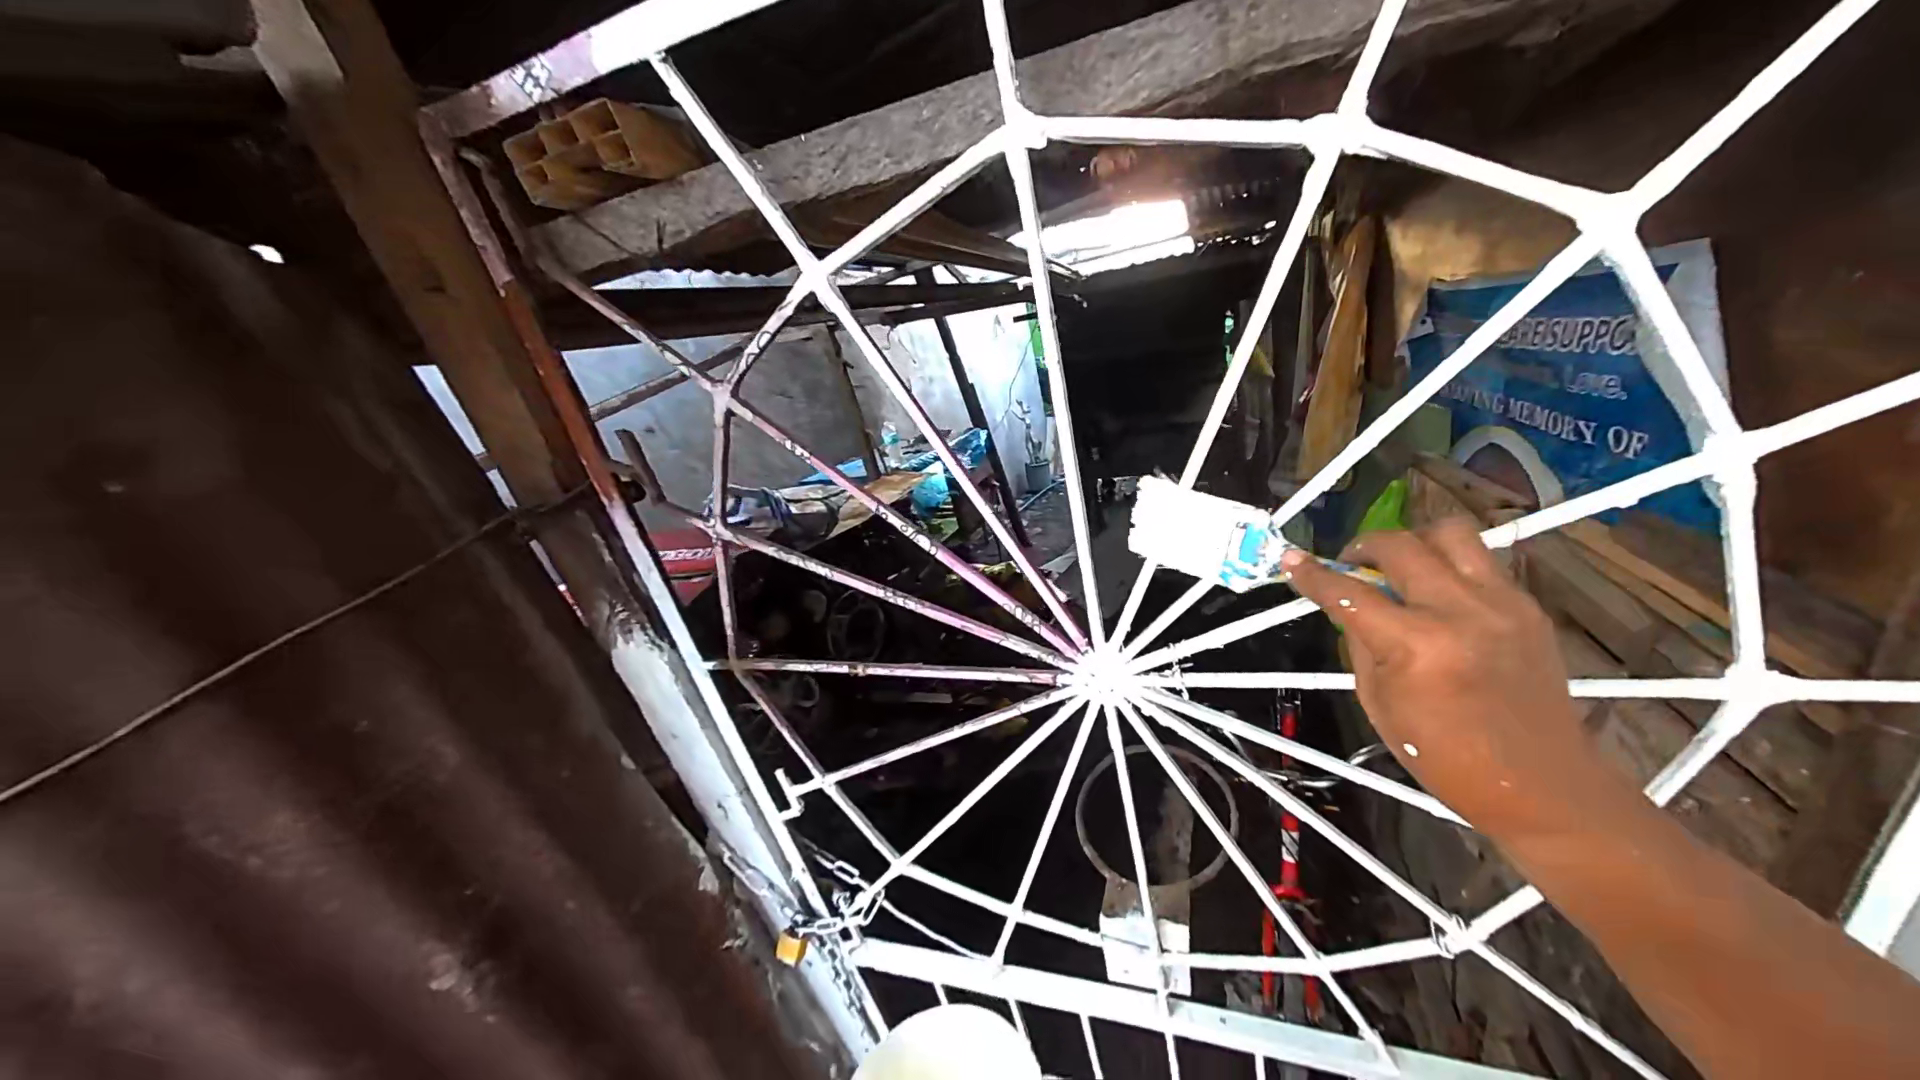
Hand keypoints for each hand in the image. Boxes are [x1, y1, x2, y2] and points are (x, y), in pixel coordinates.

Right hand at [1281, 519, 1614, 835]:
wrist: (1541, 785)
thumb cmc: (1443, 755)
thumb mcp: (1378, 701)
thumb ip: (1361, 643)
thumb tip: (1347, 605)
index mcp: (1416, 645)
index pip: (1350, 593)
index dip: (1313, 574)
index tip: (1292, 560)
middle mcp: (1461, 612)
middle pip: (1401, 547)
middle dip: (1363, 546)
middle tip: (1350, 563)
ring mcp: (1503, 605)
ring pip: (1451, 533)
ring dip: (1414, 540)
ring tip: (1399, 564)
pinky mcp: (1528, 608)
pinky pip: (1481, 562)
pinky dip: (1449, 565)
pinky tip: (1438, 592)